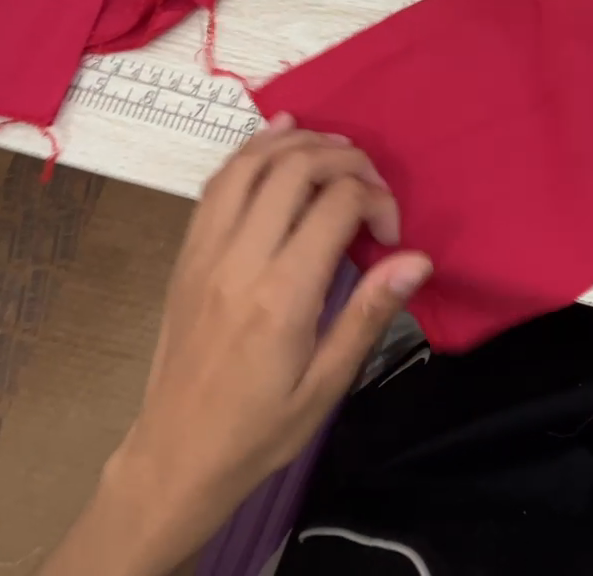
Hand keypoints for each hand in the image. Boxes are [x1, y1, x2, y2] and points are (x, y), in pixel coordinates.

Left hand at [45, 114, 432, 575]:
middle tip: (373, 184)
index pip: (337, 204)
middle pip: (296, 169)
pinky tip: (278, 137)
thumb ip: (369, 313)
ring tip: (336, 147)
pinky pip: (218, 183)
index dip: (378, 201)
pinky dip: (252, 150)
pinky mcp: (188, 254)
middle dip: (347, 159)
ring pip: (252, 164)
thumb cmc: (261, 427)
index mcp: (282, 295)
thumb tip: (417, 259)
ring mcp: (206, 252)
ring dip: (299, 143)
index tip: (391, 235)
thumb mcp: (327, 384)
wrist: (175, 456)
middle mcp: (240, 259)